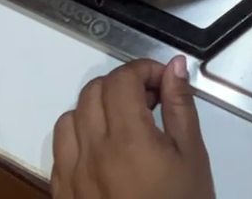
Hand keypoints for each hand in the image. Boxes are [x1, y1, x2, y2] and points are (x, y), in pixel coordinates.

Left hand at [52, 56, 214, 198]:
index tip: (164, 83)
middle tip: (150, 101)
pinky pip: (59, 151)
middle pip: (93, 92)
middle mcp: (92, 154)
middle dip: (122, 84)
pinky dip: (78, 138)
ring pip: (70, 117)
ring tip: (124, 123)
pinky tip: (103, 150)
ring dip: (96, 108)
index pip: (122, 79)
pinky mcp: (62, 197)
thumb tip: (175, 66)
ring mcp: (72, 177)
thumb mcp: (192, 156)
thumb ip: (181, 105)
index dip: (144, 69)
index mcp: (128, 140)